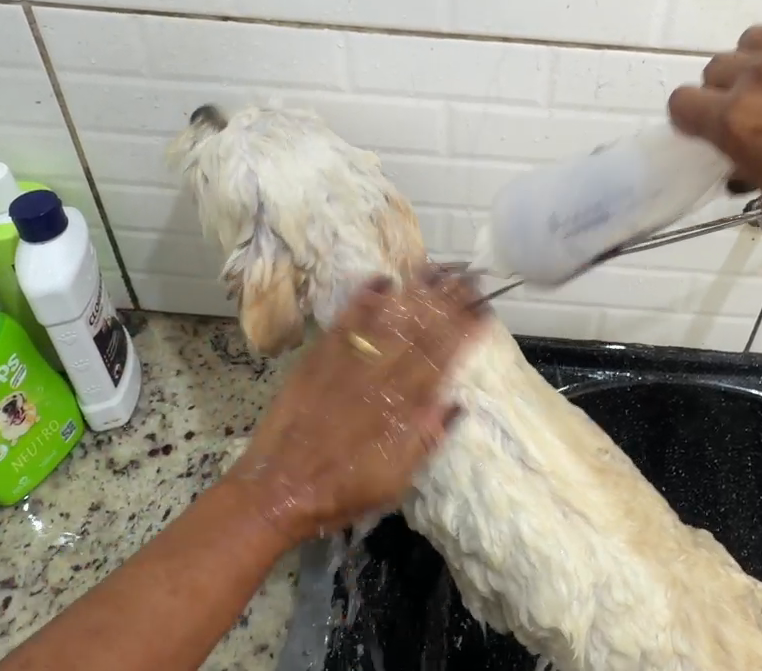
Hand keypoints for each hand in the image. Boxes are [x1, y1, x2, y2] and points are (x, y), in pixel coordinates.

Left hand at [225, 270, 484, 541]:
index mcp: (405, 409)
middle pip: (422, 333)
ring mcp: (350, 364)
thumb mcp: (396, 479)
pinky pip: (347, 322)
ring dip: (416, 294)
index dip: (465, 332)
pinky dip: (365, 300)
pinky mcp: (319, 358)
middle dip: (448, 303)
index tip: (483, 310)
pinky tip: (383, 282)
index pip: (444, 360)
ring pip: (390, 321)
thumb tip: (453, 403)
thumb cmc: (343, 492)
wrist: (278, 490)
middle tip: (469, 278)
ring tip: (438, 269)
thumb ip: (425, 439)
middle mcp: (381, 380)